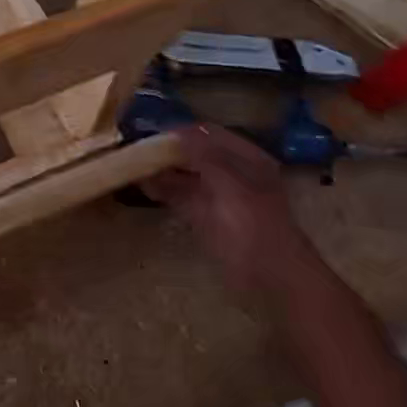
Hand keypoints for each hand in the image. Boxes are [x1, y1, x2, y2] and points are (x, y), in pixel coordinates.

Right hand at [143, 125, 327, 293]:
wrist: (271, 276)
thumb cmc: (255, 226)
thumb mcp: (232, 185)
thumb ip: (205, 156)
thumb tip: (180, 131)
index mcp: (246, 158)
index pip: (210, 133)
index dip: (182, 131)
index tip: (152, 132)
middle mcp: (232, 172)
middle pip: (196, 153)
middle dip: (169, 150)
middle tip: (138, 149)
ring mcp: (219, 196)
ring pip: (188, 176)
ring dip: (164, 170)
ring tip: (135, 165)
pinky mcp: (208, 218)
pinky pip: (183, 198)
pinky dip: (165, 191)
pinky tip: (145, 187)